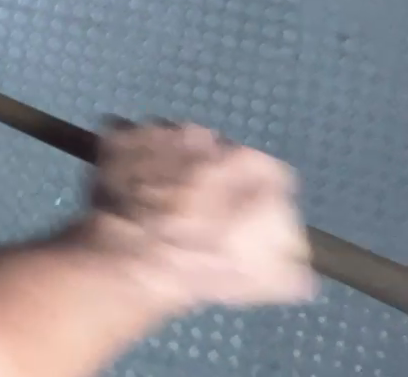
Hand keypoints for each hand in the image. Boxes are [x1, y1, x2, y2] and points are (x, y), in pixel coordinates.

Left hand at [81, 121, 316, 310]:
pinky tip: (130, 174)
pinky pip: (129, 135)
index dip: (254, 190)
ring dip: (169, 157)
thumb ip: (291, 251)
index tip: (241, 208)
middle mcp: (204, 136)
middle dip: (208, 171)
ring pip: (171, 139)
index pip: (264, 169)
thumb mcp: (275, 276)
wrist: (134, 253)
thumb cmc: (206, 263)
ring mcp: (155, 131)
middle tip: (195, 201)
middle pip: (215, 150)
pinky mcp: (116, 133)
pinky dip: (130, 150)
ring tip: (159, 189)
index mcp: (249, 163)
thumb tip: (290, 244)